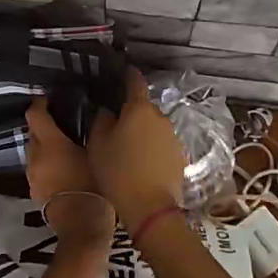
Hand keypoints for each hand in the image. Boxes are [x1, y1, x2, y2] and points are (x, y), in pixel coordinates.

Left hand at [25, 99, 110, 259]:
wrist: (81, 227)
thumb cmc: (93, 188)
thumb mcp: (98, 156)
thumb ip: (91, 136)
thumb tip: (96, 120)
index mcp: (50, 144)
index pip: (35, 115)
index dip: (40, 104)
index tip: (50, 100)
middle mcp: (35, 156)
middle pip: (32, 132)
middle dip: (43, 126)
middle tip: (62, 123)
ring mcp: (31, 175)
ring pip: (33, 152)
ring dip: (44, 147)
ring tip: (63, 148)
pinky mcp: (33, 191)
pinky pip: (36, 169)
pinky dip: (45, 164)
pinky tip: (61, 169)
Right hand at [86, 68, 187, 234]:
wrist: (150, 207)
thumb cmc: (118, 171)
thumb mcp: (97, 144)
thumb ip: (101, 120)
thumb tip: (107, 111)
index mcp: (139, 109)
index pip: (134, 81)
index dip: (126, 74)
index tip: (120, 70)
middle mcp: (160, 117)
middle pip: (143, 107)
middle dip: (130, 112)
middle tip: (112, 124)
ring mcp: (173, 137)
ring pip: (152, 127)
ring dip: (140, 131)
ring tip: (124, 147)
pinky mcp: (179, 156)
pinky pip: (160, 144)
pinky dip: (150, 147)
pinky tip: (138, 162)